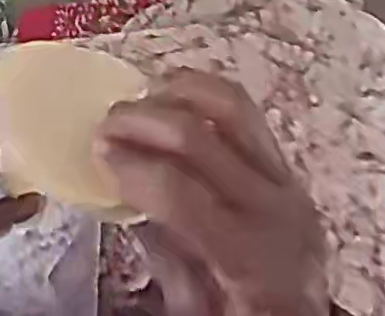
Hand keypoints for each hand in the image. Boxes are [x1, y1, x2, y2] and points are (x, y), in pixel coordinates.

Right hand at [97, 71, 333, 315]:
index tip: (98, 152)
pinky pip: (240, 107)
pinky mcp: (284, 159)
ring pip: (226, 103)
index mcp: (251, 257)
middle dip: (139, 121)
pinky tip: (171, 95)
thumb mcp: (195, 310)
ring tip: (139, 98)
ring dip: (173, 92)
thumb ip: (162, 253)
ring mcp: (285, 175)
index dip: (131, 166)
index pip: (179, 192)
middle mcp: (274, 206)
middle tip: (105, 123)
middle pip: (196, 135)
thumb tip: (121, 188)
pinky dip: (200, 91)